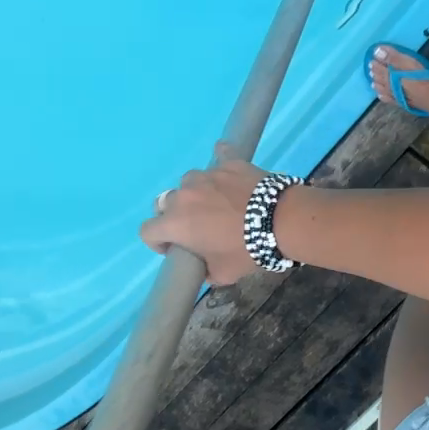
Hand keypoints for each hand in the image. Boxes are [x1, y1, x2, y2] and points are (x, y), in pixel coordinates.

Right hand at [139, 158, 268, 284]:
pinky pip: (220, 156)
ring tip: (217, 202)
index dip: (157, 242)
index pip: (147, 231)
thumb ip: (206, 271)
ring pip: (190, 182)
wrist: (280, 220)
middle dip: (175, 215)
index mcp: (175, 223)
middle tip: (197, 225)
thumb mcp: (222, 273)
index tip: (173, 248)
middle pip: (165, 203)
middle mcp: (184, 195)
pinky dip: (221, 160)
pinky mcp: (230, 162)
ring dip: (197, 192)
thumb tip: (206, 268)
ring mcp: (207, 175)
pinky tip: (226, 163)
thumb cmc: (246, 249)